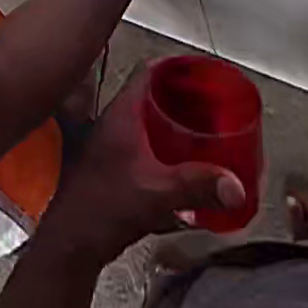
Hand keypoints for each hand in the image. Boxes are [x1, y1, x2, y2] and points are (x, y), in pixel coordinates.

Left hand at [38, 70, 247, 265]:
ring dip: (170, 118)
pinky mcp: (111, 163)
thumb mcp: (157, 194)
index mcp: (122, 113)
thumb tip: (236, 186)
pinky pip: (142, 139)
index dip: (174, 64)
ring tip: (200, 126)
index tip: (200, 69)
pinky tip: (179, 159)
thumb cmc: (104, 209)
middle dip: (180, 93)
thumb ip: (198, 187)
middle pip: (150, 92)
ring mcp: (110, 141)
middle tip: (209, 100)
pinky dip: (162, 141)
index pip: (147, 70)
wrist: (70, 243)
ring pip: (145, 116)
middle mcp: (114, 120)